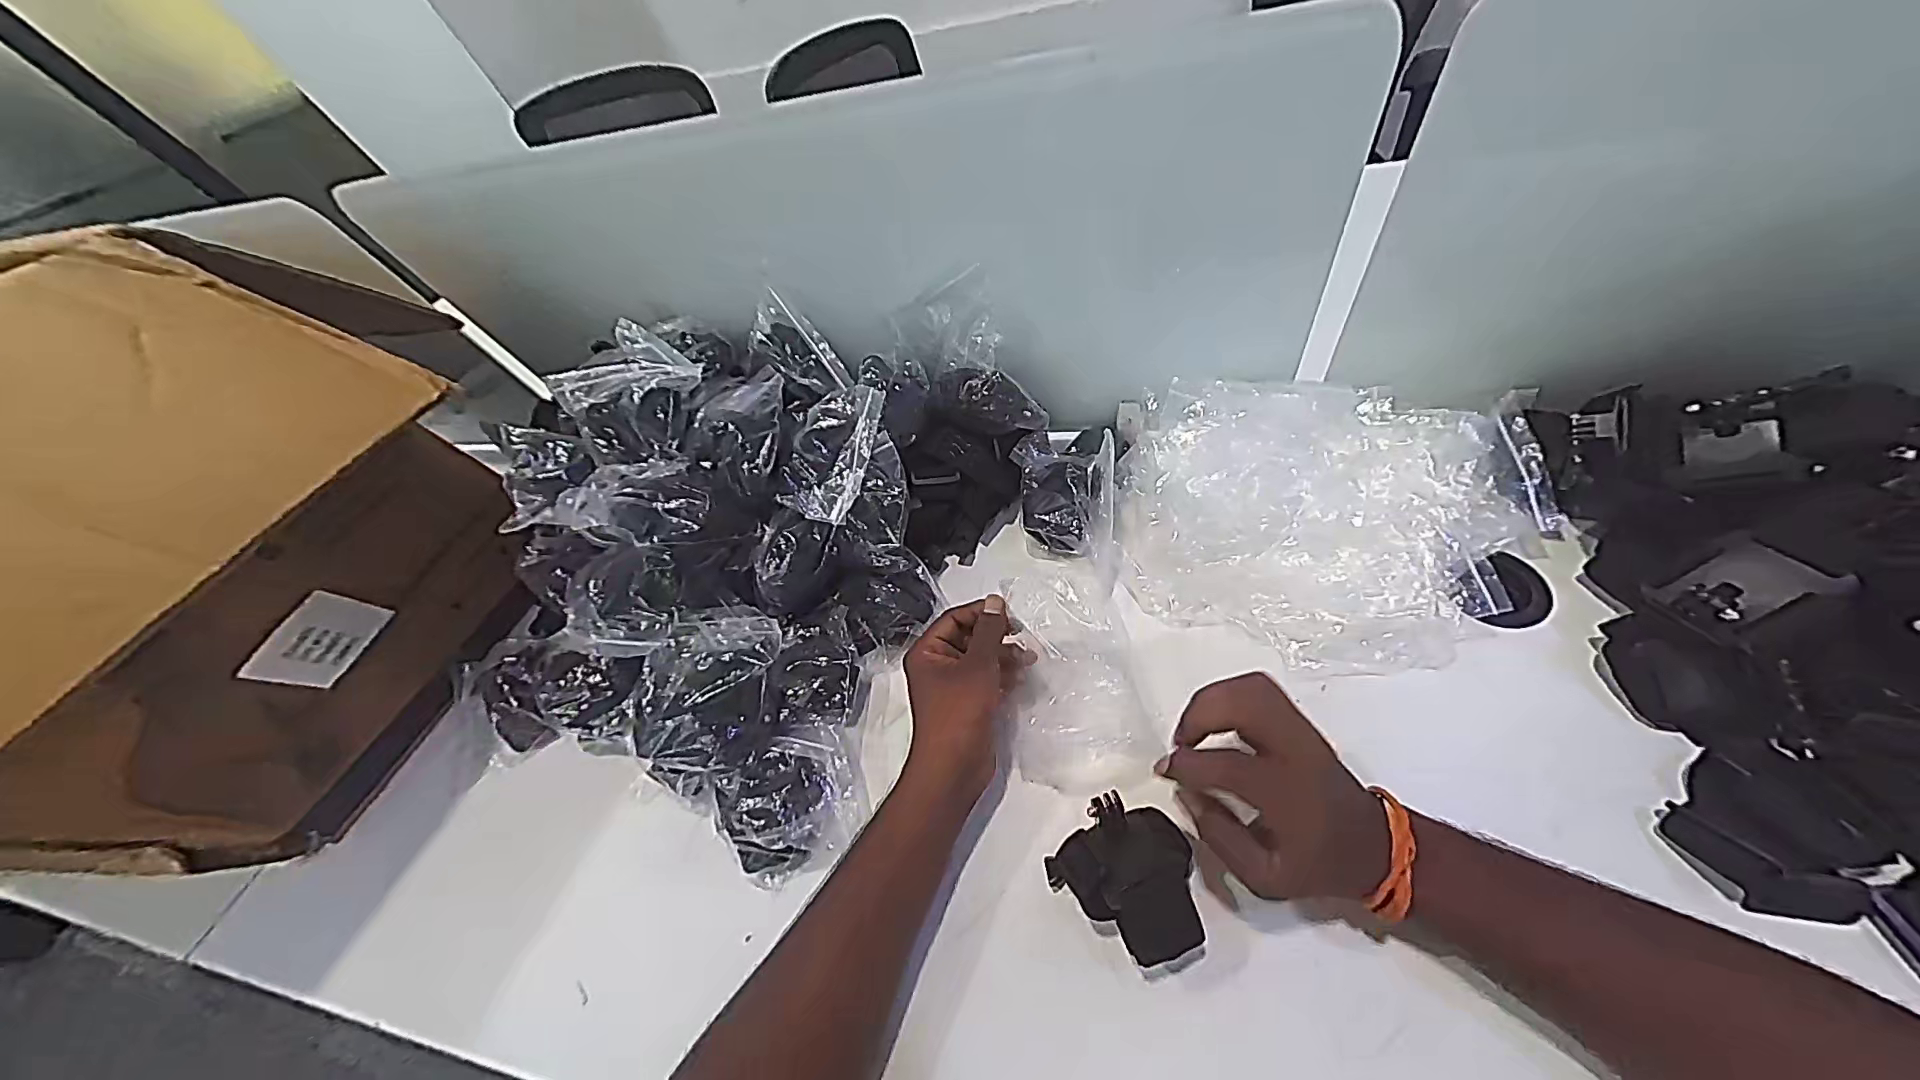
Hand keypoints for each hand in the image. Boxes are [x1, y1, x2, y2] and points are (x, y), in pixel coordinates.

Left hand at [902, 595, 1028, 799]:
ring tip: (1028, 660)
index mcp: (927, 652)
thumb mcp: (978, 665)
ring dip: (1004, 657)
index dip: (981, 613)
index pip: (954, 619)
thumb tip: (995, 602)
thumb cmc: (959, 713)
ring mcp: (952, 687)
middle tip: (1021, 637)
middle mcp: (937, 666)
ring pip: (981, 660)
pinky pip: (986, 680)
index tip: (1009, 614)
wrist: (954, 768)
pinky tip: (1019, 678)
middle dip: (996, 637)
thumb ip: (989, 631)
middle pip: (969, 638)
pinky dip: (1002, 676)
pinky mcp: (968, 704)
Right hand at [1158, 672, 1389, 901]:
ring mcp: (1302, 731)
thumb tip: (1188, 794)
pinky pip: (1258, 690)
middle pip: (1242, 705)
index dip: (1186, 764)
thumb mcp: (1265, 876)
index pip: (1226, 764)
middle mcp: (1298, 752)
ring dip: (1211, 702)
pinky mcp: (1300, 722)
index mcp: (1289, 794)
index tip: (1167, 770)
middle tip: (1181, 742)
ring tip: (1195, 729)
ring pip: (1250, 688)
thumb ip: (1218, 837)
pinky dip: (1227, 697)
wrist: (1373, 847)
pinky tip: (1215, 720)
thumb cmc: (1320, 862)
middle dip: (1198, 716)